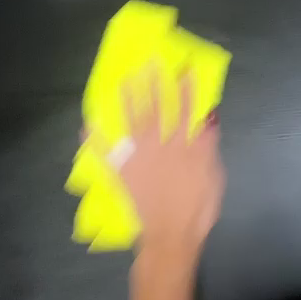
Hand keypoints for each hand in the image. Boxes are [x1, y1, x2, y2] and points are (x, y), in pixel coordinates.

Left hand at [113, 67, 224, 266]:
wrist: (171, 237)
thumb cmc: (198, 208)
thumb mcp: (213, 175)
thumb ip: (208, 145)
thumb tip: (208, 118)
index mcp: (183, 145)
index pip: (186, 108)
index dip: (186, 85)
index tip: (184, 64)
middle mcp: (158, 146)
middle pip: (156, 109)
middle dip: (154, 83)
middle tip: (149, 61)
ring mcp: (137, 159)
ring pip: (130, 123)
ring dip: (125, 100)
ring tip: (122, 80)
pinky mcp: (122, 173)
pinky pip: (105, 154)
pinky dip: (94, 139)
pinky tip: (86, 125)